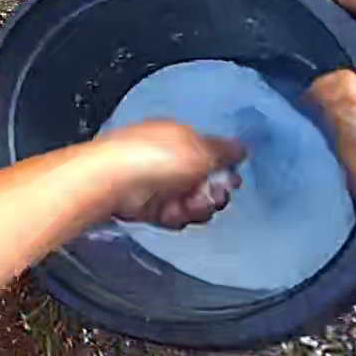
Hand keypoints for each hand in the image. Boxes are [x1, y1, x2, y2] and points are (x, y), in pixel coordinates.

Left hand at [87, 121, 244, 228]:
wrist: (113, 181)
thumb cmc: (154, 156)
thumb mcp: (198, 148)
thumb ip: (223, 151)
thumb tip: (242, 148)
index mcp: (178, 137)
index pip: (211, 155)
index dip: (225, 170)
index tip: (231, 180)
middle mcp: (169, 160)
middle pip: (206, 184)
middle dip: (214, 194)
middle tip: (209, 195)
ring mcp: (158, 184)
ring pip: (193, 204)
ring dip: (196, 208)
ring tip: (187, 205)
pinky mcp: (148, 208)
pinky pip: (174, 217)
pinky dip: (176, 218)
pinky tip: (172, 213)